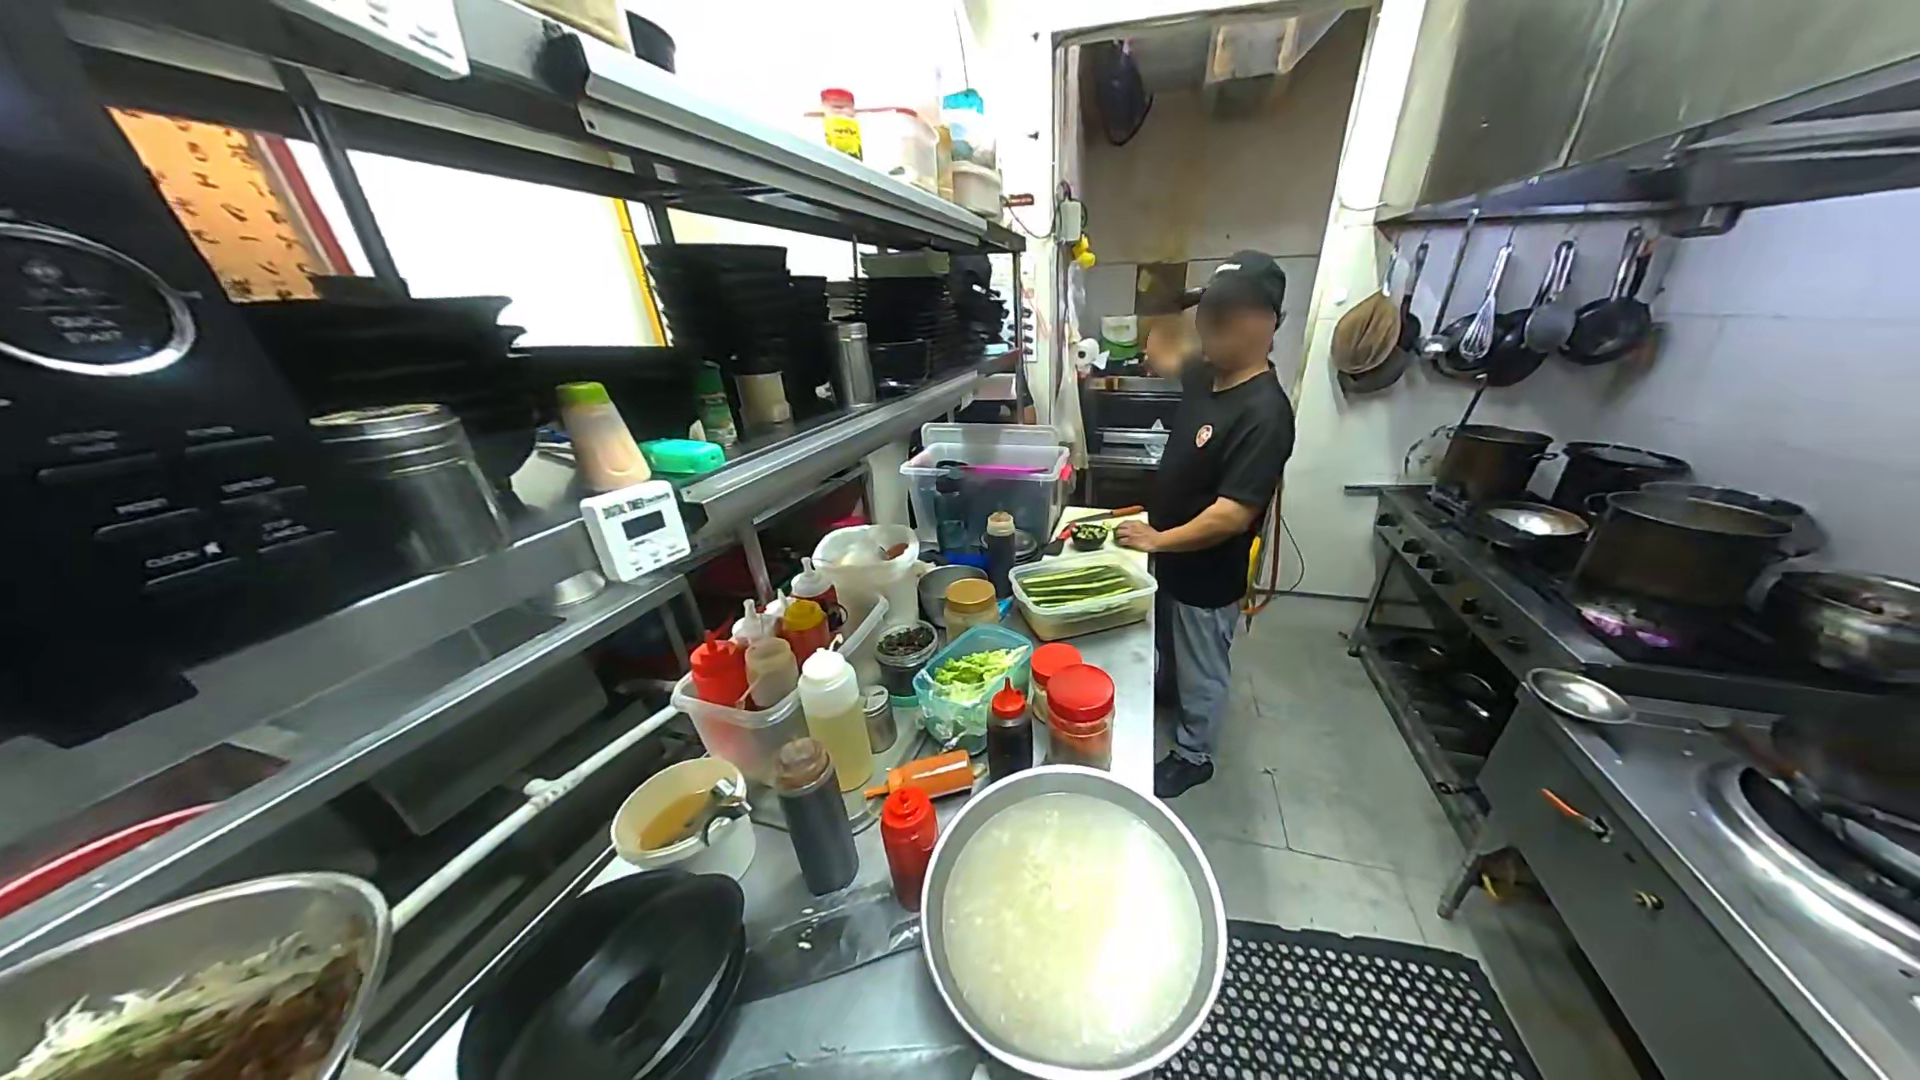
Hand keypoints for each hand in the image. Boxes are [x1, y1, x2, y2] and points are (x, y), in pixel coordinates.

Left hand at [1115, 520, 1161, 552]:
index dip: (1119, 526)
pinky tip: (1122, 544)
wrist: (1157, 540)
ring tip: (1119, 540)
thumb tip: (1131, 527)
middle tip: (1118, 536)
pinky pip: (1121, 541)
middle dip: (1117, 532)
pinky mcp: (1131, 541)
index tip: (1119, 529)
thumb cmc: (1153, 534)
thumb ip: (1137, 525)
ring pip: (1118, 534)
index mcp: (1136, 522)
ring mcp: (1131, 534)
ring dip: (1117, 538)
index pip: (1123, 522)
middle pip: (1119, 528)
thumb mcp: (1144, 526)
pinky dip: (1120, 543)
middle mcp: (1132, 527)